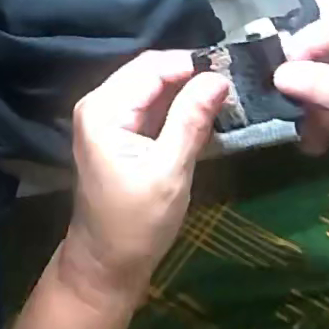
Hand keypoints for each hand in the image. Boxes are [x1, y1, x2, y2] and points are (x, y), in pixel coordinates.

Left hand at [60, 51, 228, 306]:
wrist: (105, 265)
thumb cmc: (136, 224)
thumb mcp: (170, 172)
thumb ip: (191, 120)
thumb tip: (218, 78)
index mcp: (103, 109)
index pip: (149, 68)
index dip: (189, 63)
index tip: (229, 68)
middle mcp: (98, 102)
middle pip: (147, 71)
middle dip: (187, 72)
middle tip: (230, 79)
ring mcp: (104, 115)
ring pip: (149, 84)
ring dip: (183, 86)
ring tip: (222, 92)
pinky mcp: (115, 129)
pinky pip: (146, 102)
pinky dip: (173, 103)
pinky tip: (200, 109)